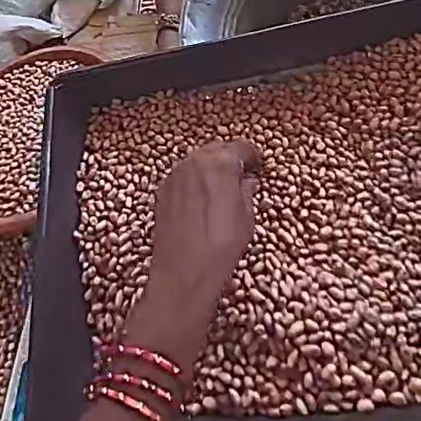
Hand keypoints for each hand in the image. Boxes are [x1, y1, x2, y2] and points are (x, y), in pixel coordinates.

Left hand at [146, 140, 261, 313]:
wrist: (182, 273)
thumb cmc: (220, 246)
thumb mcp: (246, 218)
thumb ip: (247, 191)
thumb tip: (248, 180)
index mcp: (221, 163)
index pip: (242, 147)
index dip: (253, 156)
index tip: (258, 166)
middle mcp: (195, 161)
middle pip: (217, 149)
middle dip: (231, 159)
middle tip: (242, 177)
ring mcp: (176, 174)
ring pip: (198, 161)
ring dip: (211, 169)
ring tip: (222, 190)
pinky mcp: (163, 190)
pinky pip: (184, 175)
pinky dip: (195, 180)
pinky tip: (202, 201)